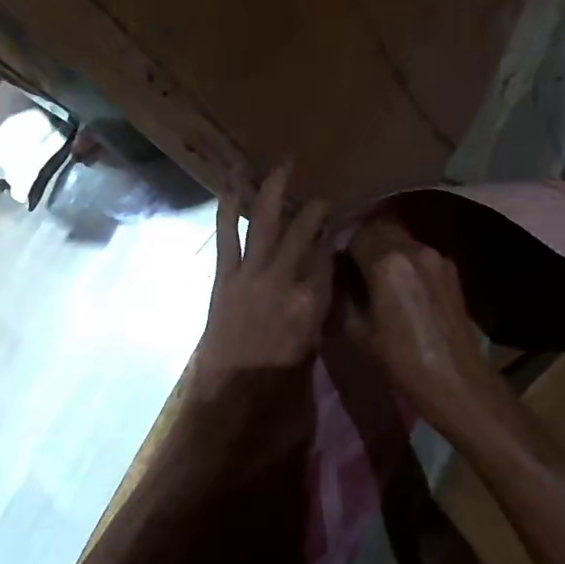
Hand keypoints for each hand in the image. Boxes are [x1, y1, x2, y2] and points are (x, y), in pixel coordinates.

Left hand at [192, 165, 330, 397]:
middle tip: (323, 193)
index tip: (340, 226)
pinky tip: (230, 185)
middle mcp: (285, 282)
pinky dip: (228, 209)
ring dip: (274, 190)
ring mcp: (252, 276)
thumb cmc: (279, 386)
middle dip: (315, 209)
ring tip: (284, 164)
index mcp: (313, 303)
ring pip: (266, 223)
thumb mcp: (313, 350)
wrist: (231, 399)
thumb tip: (318, 287)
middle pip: (304, 233)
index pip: (328, 258)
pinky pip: (227, 236)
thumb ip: (318, 312)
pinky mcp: (224, 279)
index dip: (334, 239)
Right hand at [346, 220, 499, 424]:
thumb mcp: (357, 330)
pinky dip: (403, 261)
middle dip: (362, 243)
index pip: (354, 234)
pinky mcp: (451, 270)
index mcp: (387, 262)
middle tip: (349, 268)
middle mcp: (414, 248)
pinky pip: (418, 254)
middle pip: (380, 229)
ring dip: (384, 250)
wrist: (455, 382)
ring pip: (401, 239)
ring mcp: (437, 257)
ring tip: (372, 278)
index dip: (340, 248)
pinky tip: (399, 288)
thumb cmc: (400, 361)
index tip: (332, 265)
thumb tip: (336, 274)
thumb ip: (343, 293)